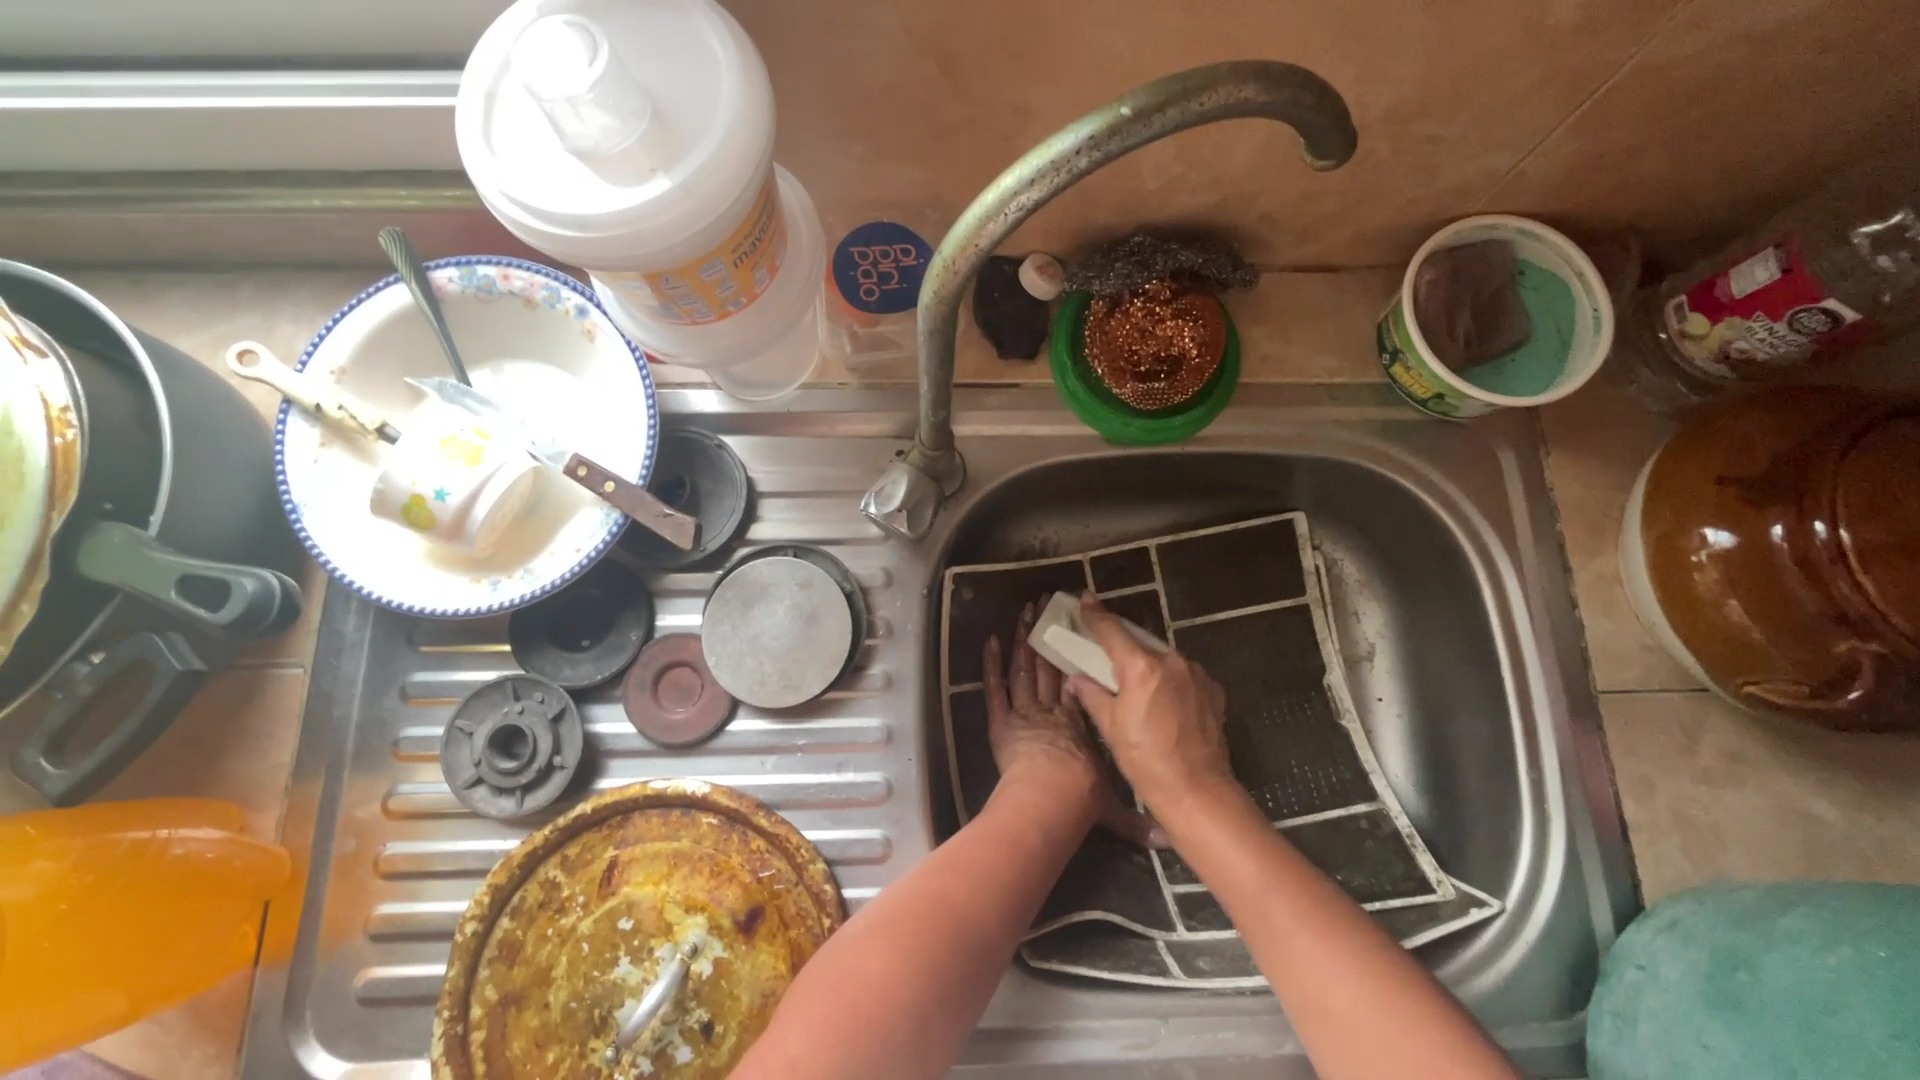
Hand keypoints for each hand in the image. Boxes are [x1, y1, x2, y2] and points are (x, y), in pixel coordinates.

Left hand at [984, 602, 1164, 847]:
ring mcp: (1025, 712)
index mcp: (1078, 725)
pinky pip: (995, 688)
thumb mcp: (1112, 809)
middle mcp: (1052, 711)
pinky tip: (992, 640)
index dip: (1074, 661)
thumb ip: (1135, 821)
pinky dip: (992, 664)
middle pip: (1049, 667)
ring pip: (1024, 669)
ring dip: (1025, 639)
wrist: (1052, 799)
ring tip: (1025, 610)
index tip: (1077, 637)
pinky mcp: (1001, 721)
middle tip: (1050, 608)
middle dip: (1050, 637)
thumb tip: (1165, 841)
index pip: (1075, 686)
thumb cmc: (1080, 799)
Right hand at [1066, 593, 1238, 819]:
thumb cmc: (1145, 760)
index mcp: (1141, 668)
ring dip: (1149, 666)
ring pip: (1164, 659)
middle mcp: (1171, 662)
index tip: (1085, 599)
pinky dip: (1170, 681)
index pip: (1111, 630)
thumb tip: (1077, 678)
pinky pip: (1184, 676)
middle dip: (1124, 646)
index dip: (1095, 614)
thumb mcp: (1110, 727)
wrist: (1196, 789)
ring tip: (1139, 688)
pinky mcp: (1213, 690)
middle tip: (1108, 655)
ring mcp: (1196, 675)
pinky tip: (1164, 703)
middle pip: (1140, 643)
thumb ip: (1092, 694)